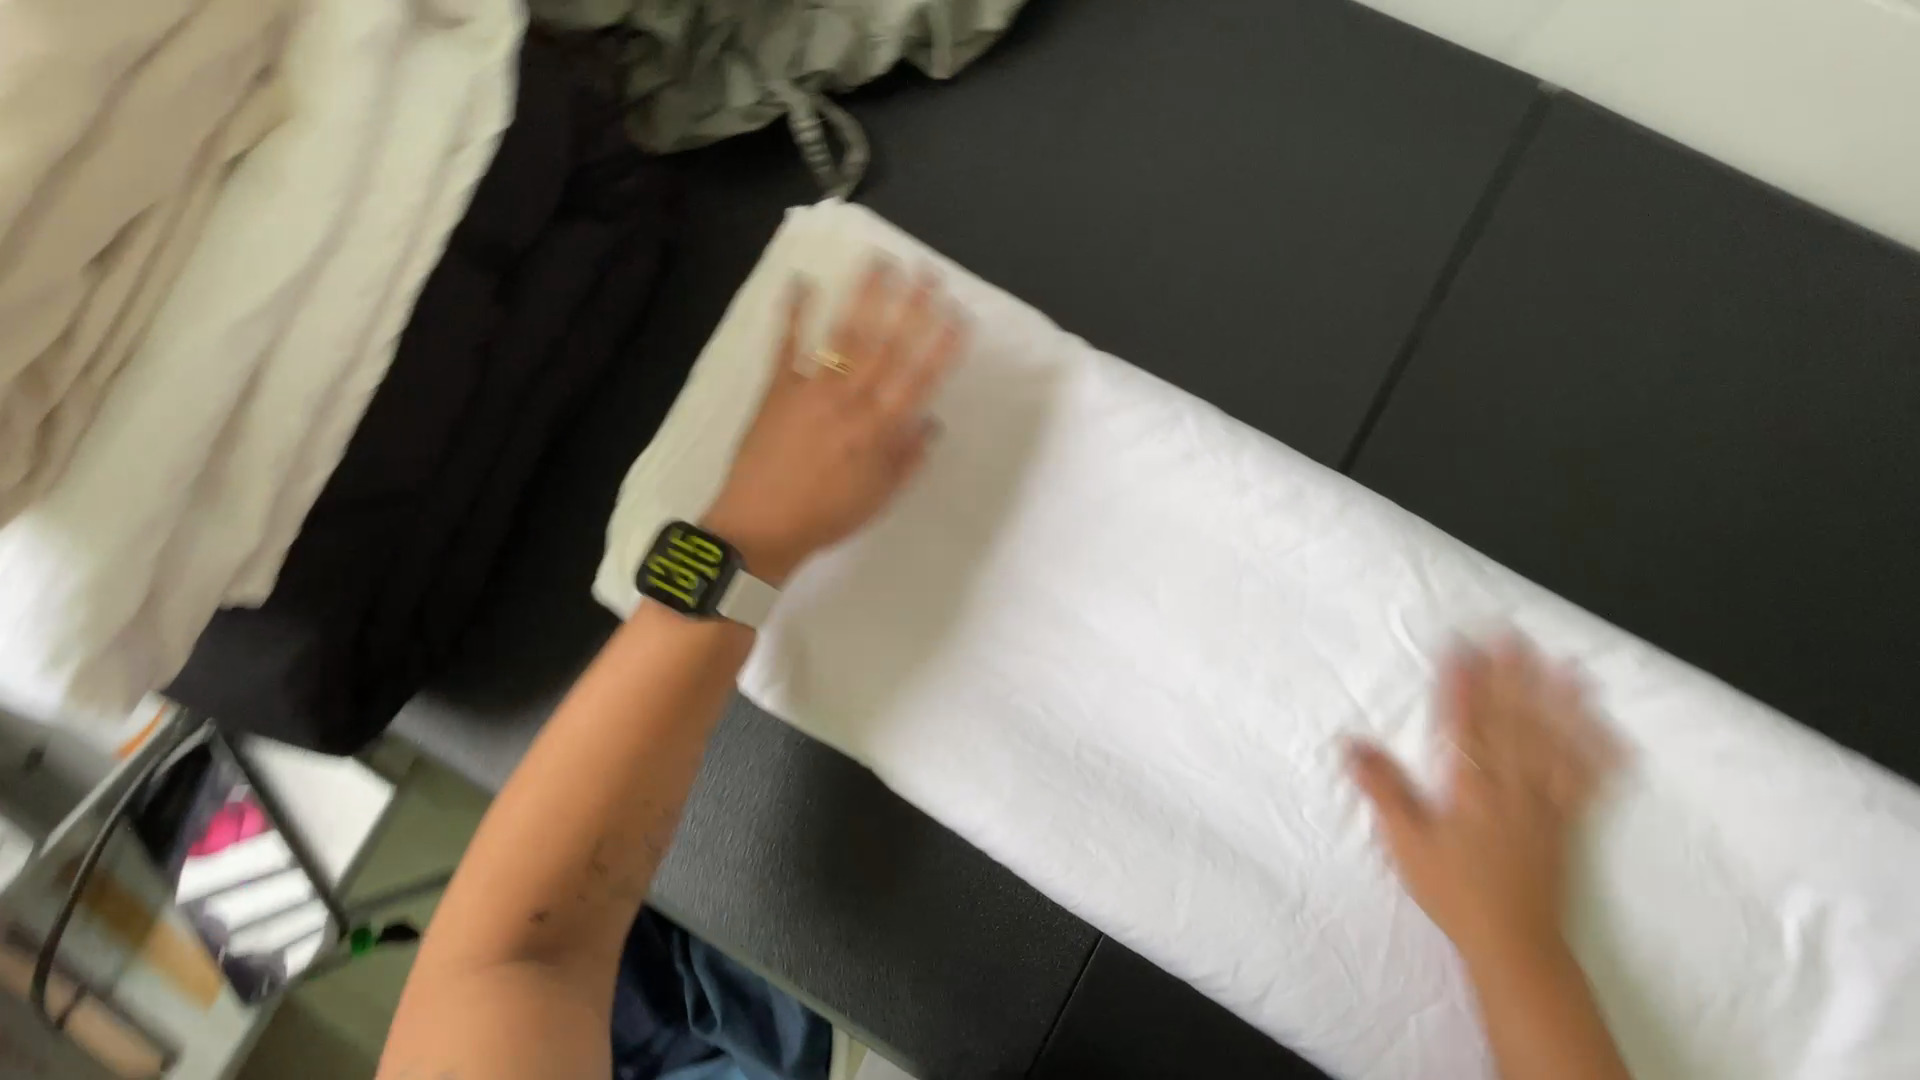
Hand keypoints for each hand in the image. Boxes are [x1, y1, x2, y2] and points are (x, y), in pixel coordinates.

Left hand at [705, 259, 967, 584]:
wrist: (761, 528)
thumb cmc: (827, 517)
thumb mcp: (880, 497)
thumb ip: (908, 458)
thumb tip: (931, 421)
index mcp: (879, 430)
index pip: (919, 379)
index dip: (942, 346)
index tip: (958, 315)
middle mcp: (850, 401)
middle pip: (886, 346)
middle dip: (910, 306)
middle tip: (927, 271)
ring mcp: (812, 390)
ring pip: (844, 335)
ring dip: (864, 296)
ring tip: (880, 262)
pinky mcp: (777, 389)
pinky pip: (786, 345)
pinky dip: (793, 312)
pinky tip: (801, 281)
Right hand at [1347, 637, 1621, 966]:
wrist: (1514, 942)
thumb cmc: (1453, 890)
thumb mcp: (1405, 840)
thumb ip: (1383, 789)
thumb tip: (1351, 743)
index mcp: (1470, 787)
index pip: (1464, 722)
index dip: (1462, 682)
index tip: (1461, 645)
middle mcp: (1512, 788)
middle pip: (1513, 723)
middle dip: (1511, 677)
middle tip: (1512, 636)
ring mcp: (1546, 805)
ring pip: (1555, 745)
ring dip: (1560, 704)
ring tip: (1567, 667)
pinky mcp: (1569, 825)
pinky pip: (1589, 784)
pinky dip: (1601, 755)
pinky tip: (1612, 732)